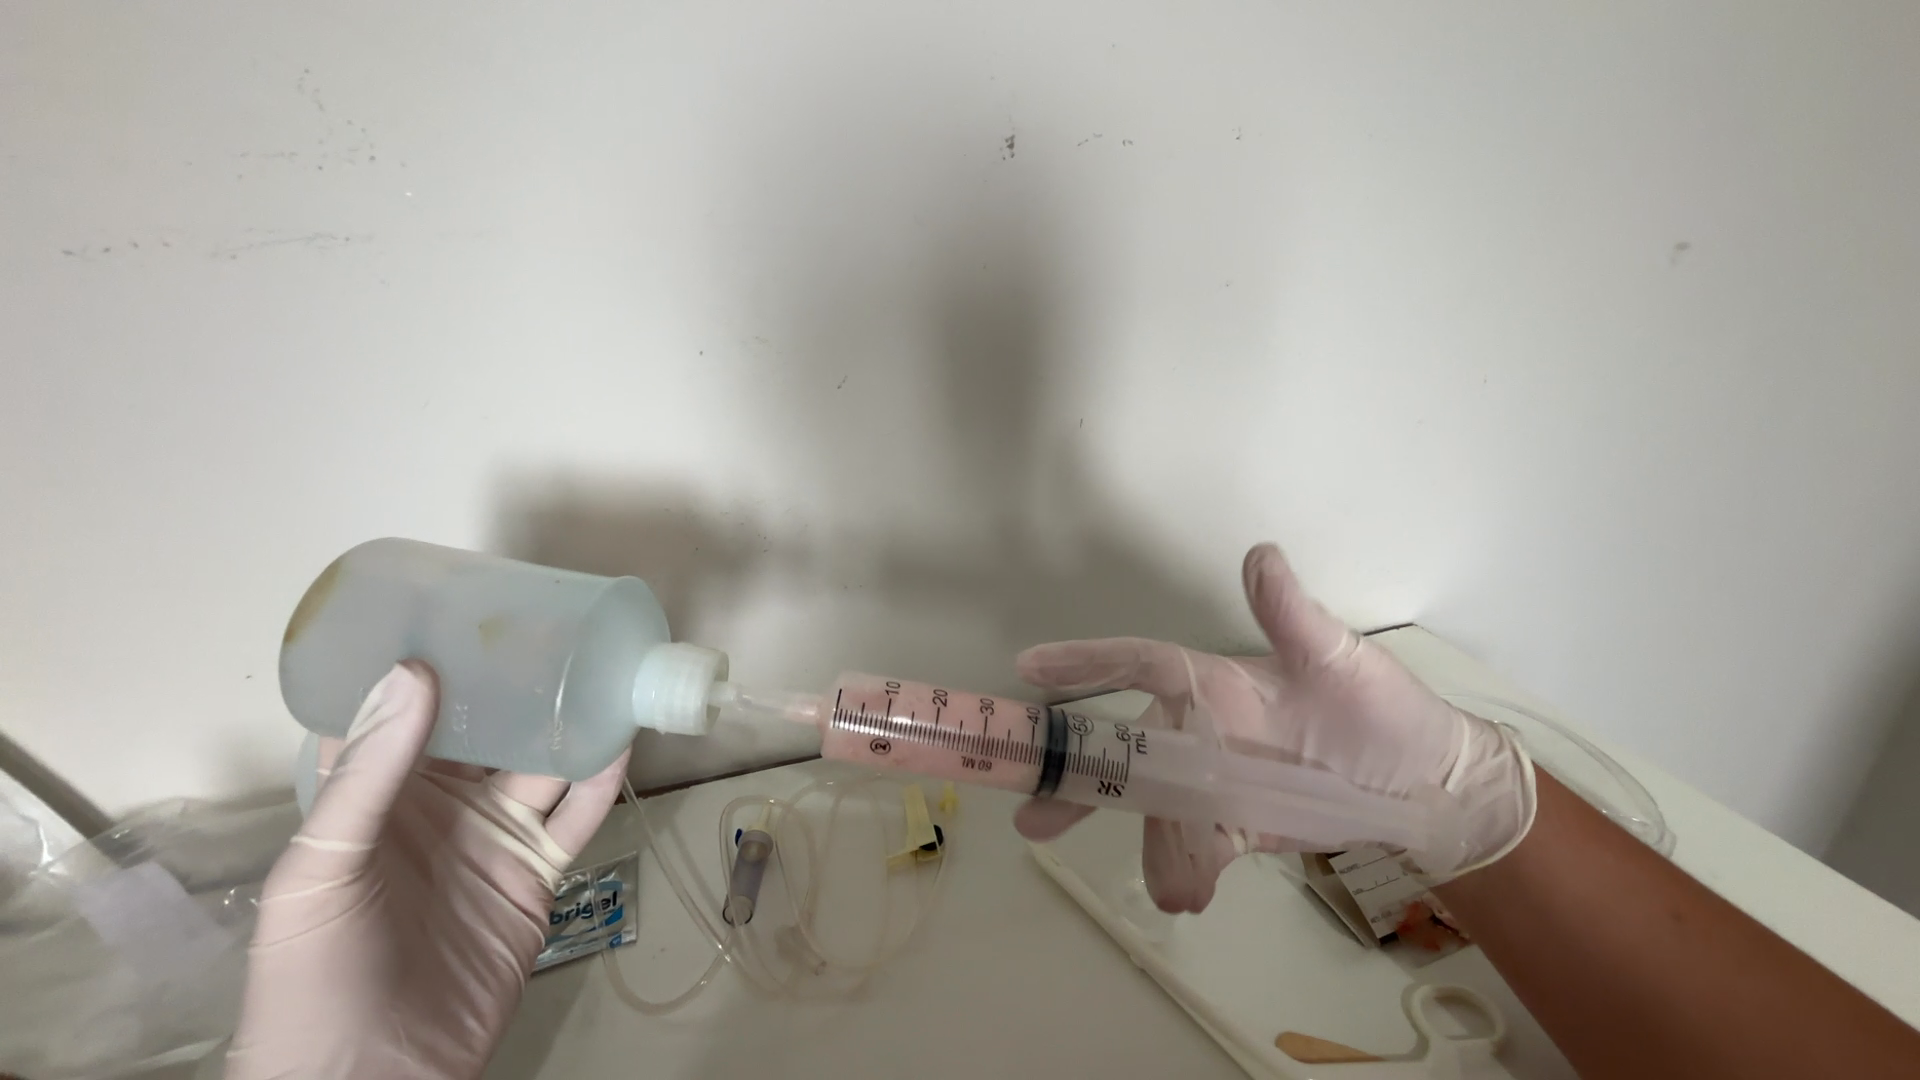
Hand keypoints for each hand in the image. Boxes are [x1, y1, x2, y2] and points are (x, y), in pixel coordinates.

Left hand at [226, 661, 628, 1079]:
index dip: (429, 664)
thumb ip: (369, 774)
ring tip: (603, 673)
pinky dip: (599, 778)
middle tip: (555, 632)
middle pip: (487, 731)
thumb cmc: (317, 974)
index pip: (403, 714)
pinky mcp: (534, 871)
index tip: (462, 613)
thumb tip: (414, 672)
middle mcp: (438, 806)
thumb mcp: (324, 868)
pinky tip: (621, 741)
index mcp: (374, 798)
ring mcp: (491, 837)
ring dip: (570, 723)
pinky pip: (574, 814)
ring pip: (540, 764)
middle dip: (517, 686)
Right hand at [1013, 543, 1533, 912]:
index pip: (1136, 664)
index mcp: (1210, 682)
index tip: (1028, 667)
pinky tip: (1186, 896)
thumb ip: (1291, 614)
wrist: (1426, 782)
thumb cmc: (1378, 706)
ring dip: (1149, 843)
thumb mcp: (1336, 656)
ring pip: (1158, 809)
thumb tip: (1261, 554)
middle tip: (1032, 816)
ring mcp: (1214, 783)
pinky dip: (1186, 871)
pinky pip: (1198, 847)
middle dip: (1077, 780)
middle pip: (1125, 751)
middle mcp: (1198, 731)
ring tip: (1168, 886)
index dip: (1083, 663)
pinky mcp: (1237, 825)